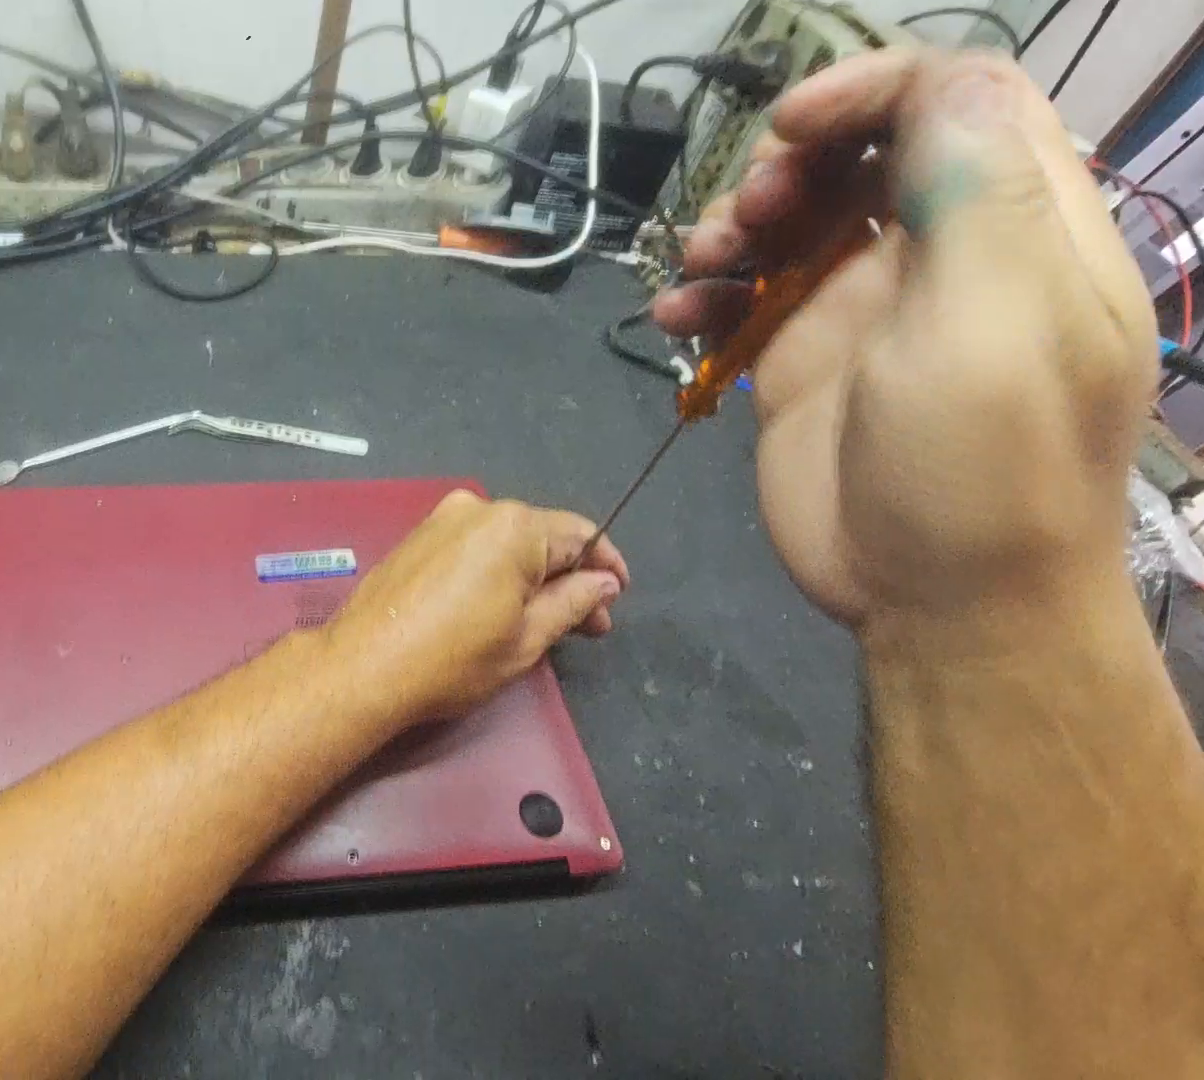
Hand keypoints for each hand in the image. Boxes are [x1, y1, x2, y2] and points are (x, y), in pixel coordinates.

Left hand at [321, 490, 628, 724]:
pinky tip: (500, 606)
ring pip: (505, 542)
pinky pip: (472, 546)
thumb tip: (603, 582)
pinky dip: (495, 571)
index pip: (580, 534)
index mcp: (513, 527)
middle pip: (541, 536)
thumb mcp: (526, 638)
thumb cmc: (452, 660)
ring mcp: (441, 521)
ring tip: (545, 622)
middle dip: (568, 576)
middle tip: (587, 625)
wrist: (362, 667)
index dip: (606, 566)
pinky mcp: (417, 538)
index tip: (616, 599)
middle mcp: (477, 510)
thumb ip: (572, 602)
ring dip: (532, 575)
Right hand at [653, 48, 1155, 629]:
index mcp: (1012, 226)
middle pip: (855, 157)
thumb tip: (937, 89)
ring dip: (730, 229)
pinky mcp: (793, 361)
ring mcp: (857, 310)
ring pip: (786, 225)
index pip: (955, 101)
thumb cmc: (981, 461)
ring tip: (699, 268)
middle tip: (746, 218)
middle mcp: (933, 254)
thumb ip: (976, 193)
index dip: (871, 90)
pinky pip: (739, 300)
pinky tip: (676, 315)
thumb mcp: (997, 321)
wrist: (931, 589)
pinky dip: (701, 296)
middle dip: (787, 167)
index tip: (788, 127)